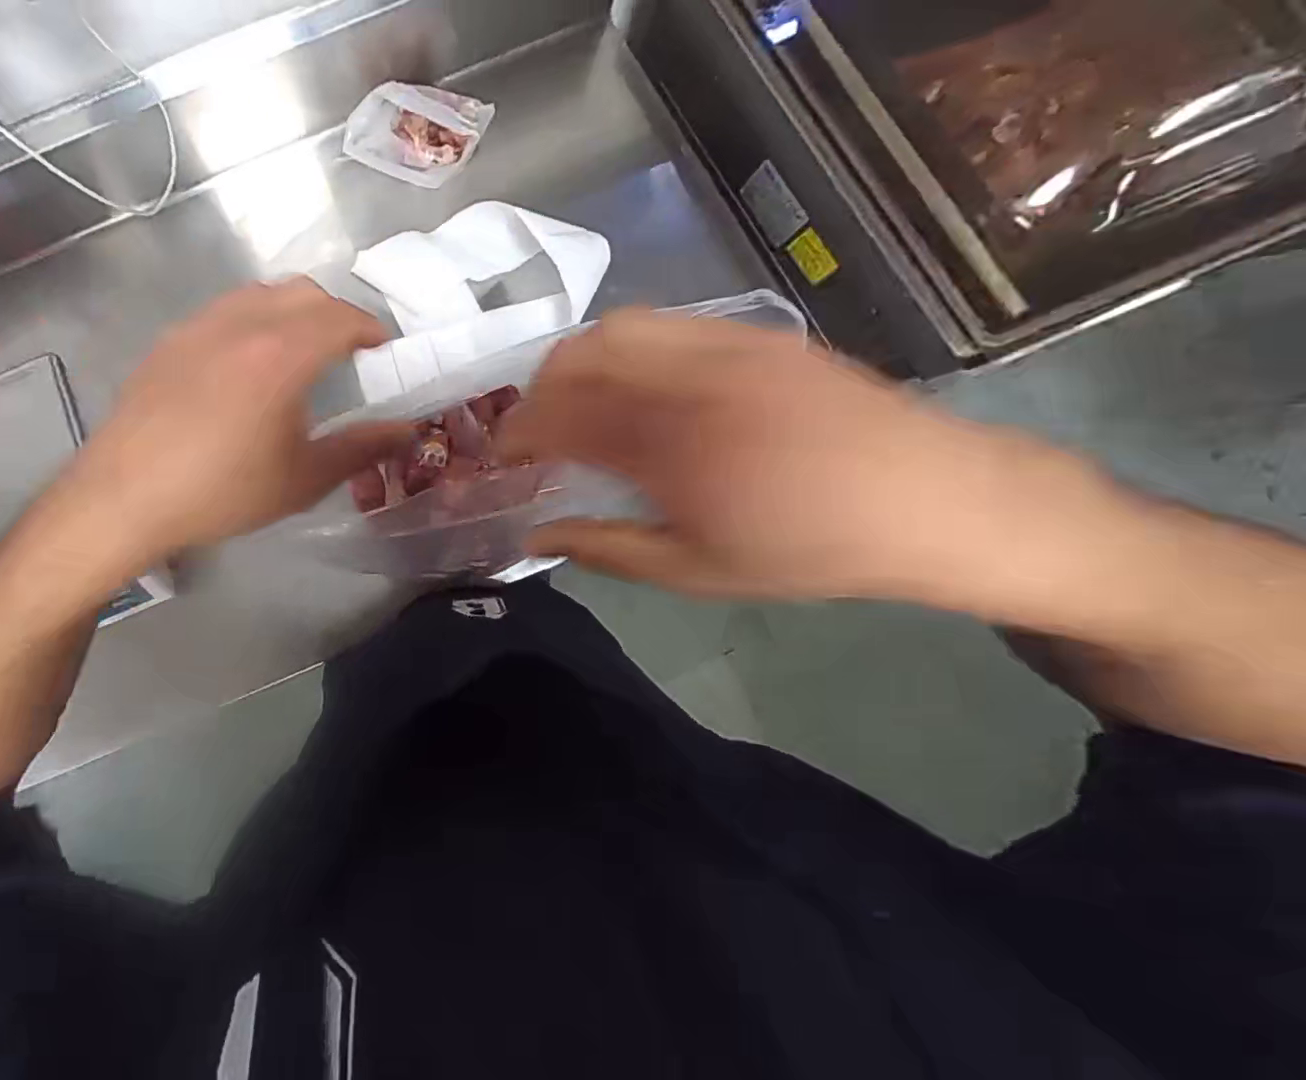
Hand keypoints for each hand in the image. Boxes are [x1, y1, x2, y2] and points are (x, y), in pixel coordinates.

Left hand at [62, 280, 411, 558]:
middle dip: (336, 317)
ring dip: (292, 314)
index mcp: (281, 354)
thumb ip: (360, 449)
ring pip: (260, 294)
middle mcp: (241, 324)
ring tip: (296, 359)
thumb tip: (404, 430)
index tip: (383, 355)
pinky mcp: (169, 341)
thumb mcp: (301, 480)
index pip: (342, 317)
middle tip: (345, 358)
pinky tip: (243, 370)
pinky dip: (252, 323)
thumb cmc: (222, 492)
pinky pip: (224, 312)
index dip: (372, 331)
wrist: (125, 498)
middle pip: (304, 293)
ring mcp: (199, 327)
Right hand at [495, 309, 1145, 615]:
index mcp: (669, 446)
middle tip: (534, 431)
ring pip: (617, 329)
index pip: (560, 419)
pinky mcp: (754, 335)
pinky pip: (664, 326)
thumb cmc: (805, 549)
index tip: (502, 456)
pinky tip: (634, 387)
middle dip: (536, 391)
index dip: (517, 433)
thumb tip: (534, 536)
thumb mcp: (693, 571)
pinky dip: (624, 350)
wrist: (931, 501)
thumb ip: (604, 549)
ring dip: (576, 363)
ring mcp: (724, 348)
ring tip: (576, 403)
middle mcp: (688, 382)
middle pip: (577, 359)